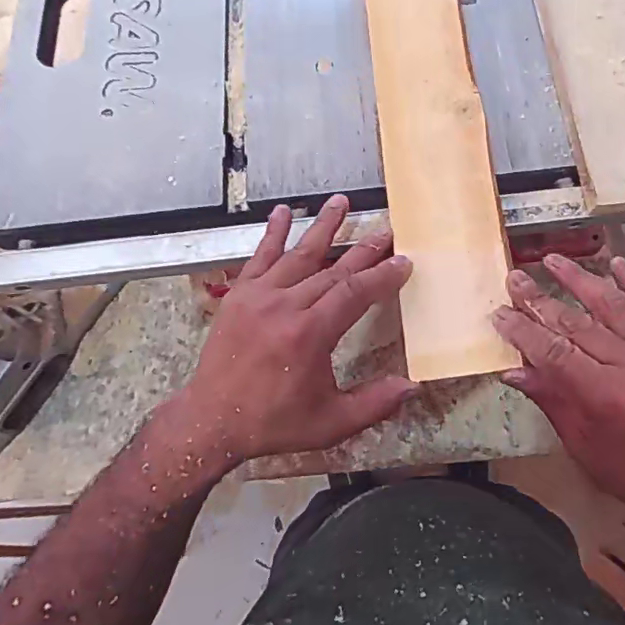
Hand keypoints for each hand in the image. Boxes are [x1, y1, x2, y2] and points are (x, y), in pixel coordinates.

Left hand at [174, 195, 417, 461]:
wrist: (212, 419)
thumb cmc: (273, 422)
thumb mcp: (331, 422)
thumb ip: (374, 403)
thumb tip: (412, 386)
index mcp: (310, 334)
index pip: (354, 293)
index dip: (382, 276)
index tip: (403, 262)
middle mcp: (285, 306)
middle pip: (332, 269)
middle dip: (363, 249)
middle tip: (386, 231)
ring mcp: (258, 297)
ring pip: (298, 254)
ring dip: (323, 227)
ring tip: (341, 201)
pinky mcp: (239, 296)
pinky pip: (259, 257)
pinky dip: (273, 234)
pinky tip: (283, 211)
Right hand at [490, 253, 624, 517]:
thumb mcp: (581, 443)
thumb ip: (550, 398)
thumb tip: (513, 368)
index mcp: (607, 396)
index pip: (554, 351)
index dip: (522, 330)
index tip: (499, 313)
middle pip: (577, 323)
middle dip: (540, 300)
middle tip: (515, 279)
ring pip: (612, 305)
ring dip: (580, 279)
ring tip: (552, 260)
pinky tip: (616, 263)